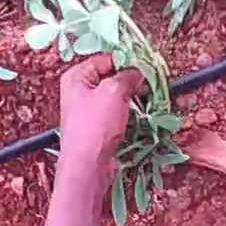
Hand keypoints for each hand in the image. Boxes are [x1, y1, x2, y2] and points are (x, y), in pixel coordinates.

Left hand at [57, 57, 144, 185]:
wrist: (88, 166)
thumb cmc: (95, 126)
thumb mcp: (114, 91)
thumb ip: (128, 76)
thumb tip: (139, 72)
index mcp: (77, 77)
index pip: (105, 59)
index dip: (126, 60)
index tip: (146, 65)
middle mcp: (79, 92)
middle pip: (110, 78)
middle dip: (130, 81)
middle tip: (149, 83)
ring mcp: (88, 112)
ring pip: (114, 98)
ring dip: (131, 99)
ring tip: (147, 100)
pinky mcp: (97, 129)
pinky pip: (115, 115)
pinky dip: (127, 115)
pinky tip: (139, 117)